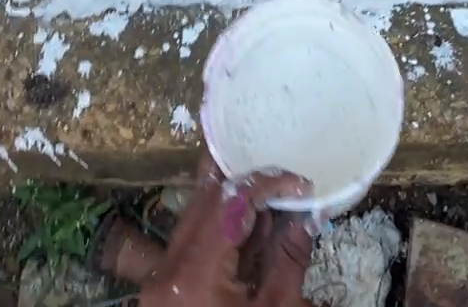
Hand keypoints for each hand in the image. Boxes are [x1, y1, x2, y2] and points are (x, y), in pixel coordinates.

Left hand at [139, 156, 316, 306]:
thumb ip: (289, 259)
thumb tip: (307, 214)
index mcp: (193, 276)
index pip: (229, 202)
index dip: (267, 183)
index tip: (302, 182)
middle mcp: (166, 268)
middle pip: (205, 200)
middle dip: (247, 184)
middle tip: (285, 180)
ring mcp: (160, 277)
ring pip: (196, 215)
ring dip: (234, 203)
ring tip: (273, 201)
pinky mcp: (164, 287)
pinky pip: (193, 240)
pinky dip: (222, 229)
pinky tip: (252, 229)